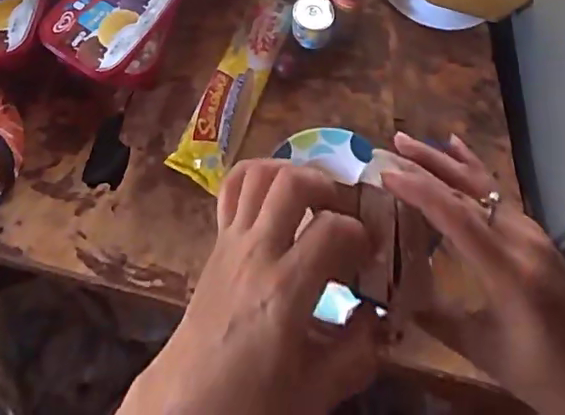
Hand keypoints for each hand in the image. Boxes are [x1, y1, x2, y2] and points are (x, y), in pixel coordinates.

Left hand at [121, 160, 379, 414]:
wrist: (185, 404)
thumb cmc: (251, 401)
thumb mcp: (315, 391)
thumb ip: (356, 353)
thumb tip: (379, 318)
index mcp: (284, 290)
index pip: (331, 229)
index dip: (359, 233)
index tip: (369, 252)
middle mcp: (256, 252)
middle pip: (291, 183)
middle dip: (327, 186)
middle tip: (342, 210)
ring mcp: (232, 241)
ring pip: (258, 174)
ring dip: (290, 172)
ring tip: (311, 195)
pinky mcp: (217, 240)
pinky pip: (232, 189)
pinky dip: (255, 175)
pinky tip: (276, 192)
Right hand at [378, 133, 564, 414]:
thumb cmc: (550, 380)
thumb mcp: (486, 353)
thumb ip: (438, 318)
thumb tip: (389, 297)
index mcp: (509, 271)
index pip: (456, 214)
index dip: (418, 189)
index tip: (385, 173)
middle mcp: (522, 239)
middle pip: (469, 188)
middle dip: (429, 163)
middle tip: (393, 144)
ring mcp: (533, 233)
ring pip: (483, 185)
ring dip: (445, 163)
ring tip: (412, 144)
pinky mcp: (537, 236)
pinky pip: (497, 195)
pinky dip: (471, 171)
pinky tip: (459, 153)